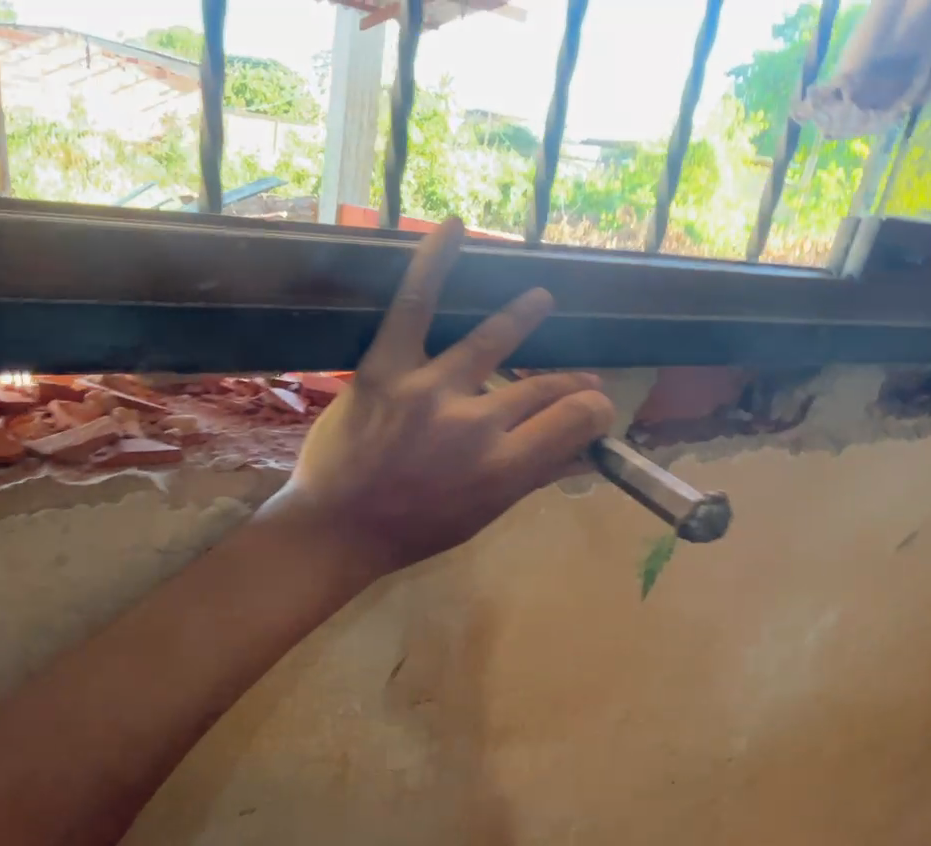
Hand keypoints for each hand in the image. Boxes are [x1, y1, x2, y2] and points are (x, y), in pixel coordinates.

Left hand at [262, 217, 614, 577]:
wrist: (336, 529)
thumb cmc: (411, 531)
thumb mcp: (482, 515)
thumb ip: (531, 478)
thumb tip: (581, 453)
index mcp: (504, 469)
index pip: (575, 421)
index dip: (594, 411)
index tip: (593, 408)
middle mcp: (476, 424)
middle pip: (541, 388)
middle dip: (570, 385)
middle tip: (579, 382)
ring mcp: (430, 390)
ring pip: (492, 341)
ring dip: (524, 317)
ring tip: (540, 301)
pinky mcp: (386, 368)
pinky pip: (413, 306)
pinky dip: (433, 262)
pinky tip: (454, 229)